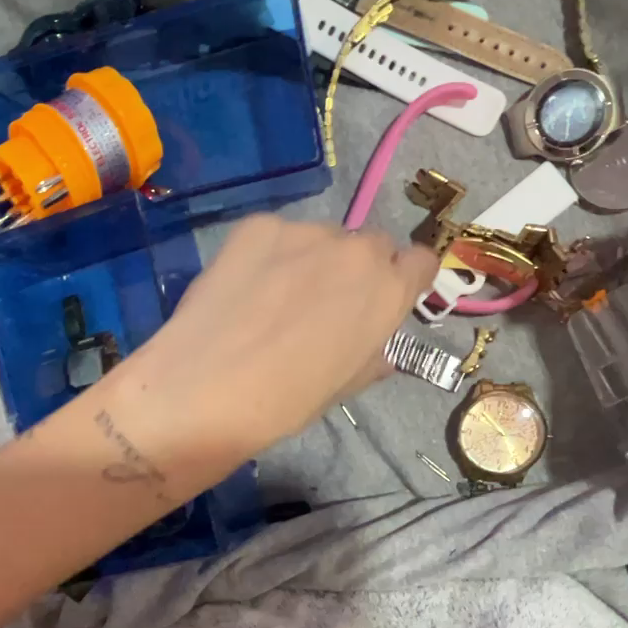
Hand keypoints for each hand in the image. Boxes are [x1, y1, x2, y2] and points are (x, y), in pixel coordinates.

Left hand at [121, 215, 438, 451]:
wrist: (207, 388)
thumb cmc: (287, 402)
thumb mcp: (345, 387)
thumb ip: (371, 355)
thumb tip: (377, 349)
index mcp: (389, 290)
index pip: (420, 261)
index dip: (401, 281)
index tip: (381, 299)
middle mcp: (355, 249)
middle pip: (369, 245)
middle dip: (354, 270)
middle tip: (321, 305)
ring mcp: (304, 231)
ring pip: (320, 238)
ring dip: (308, 260)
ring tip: (271, 300)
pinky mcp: (257, 225)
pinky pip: (275, 235)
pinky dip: (266, 255)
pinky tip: (243, 289)